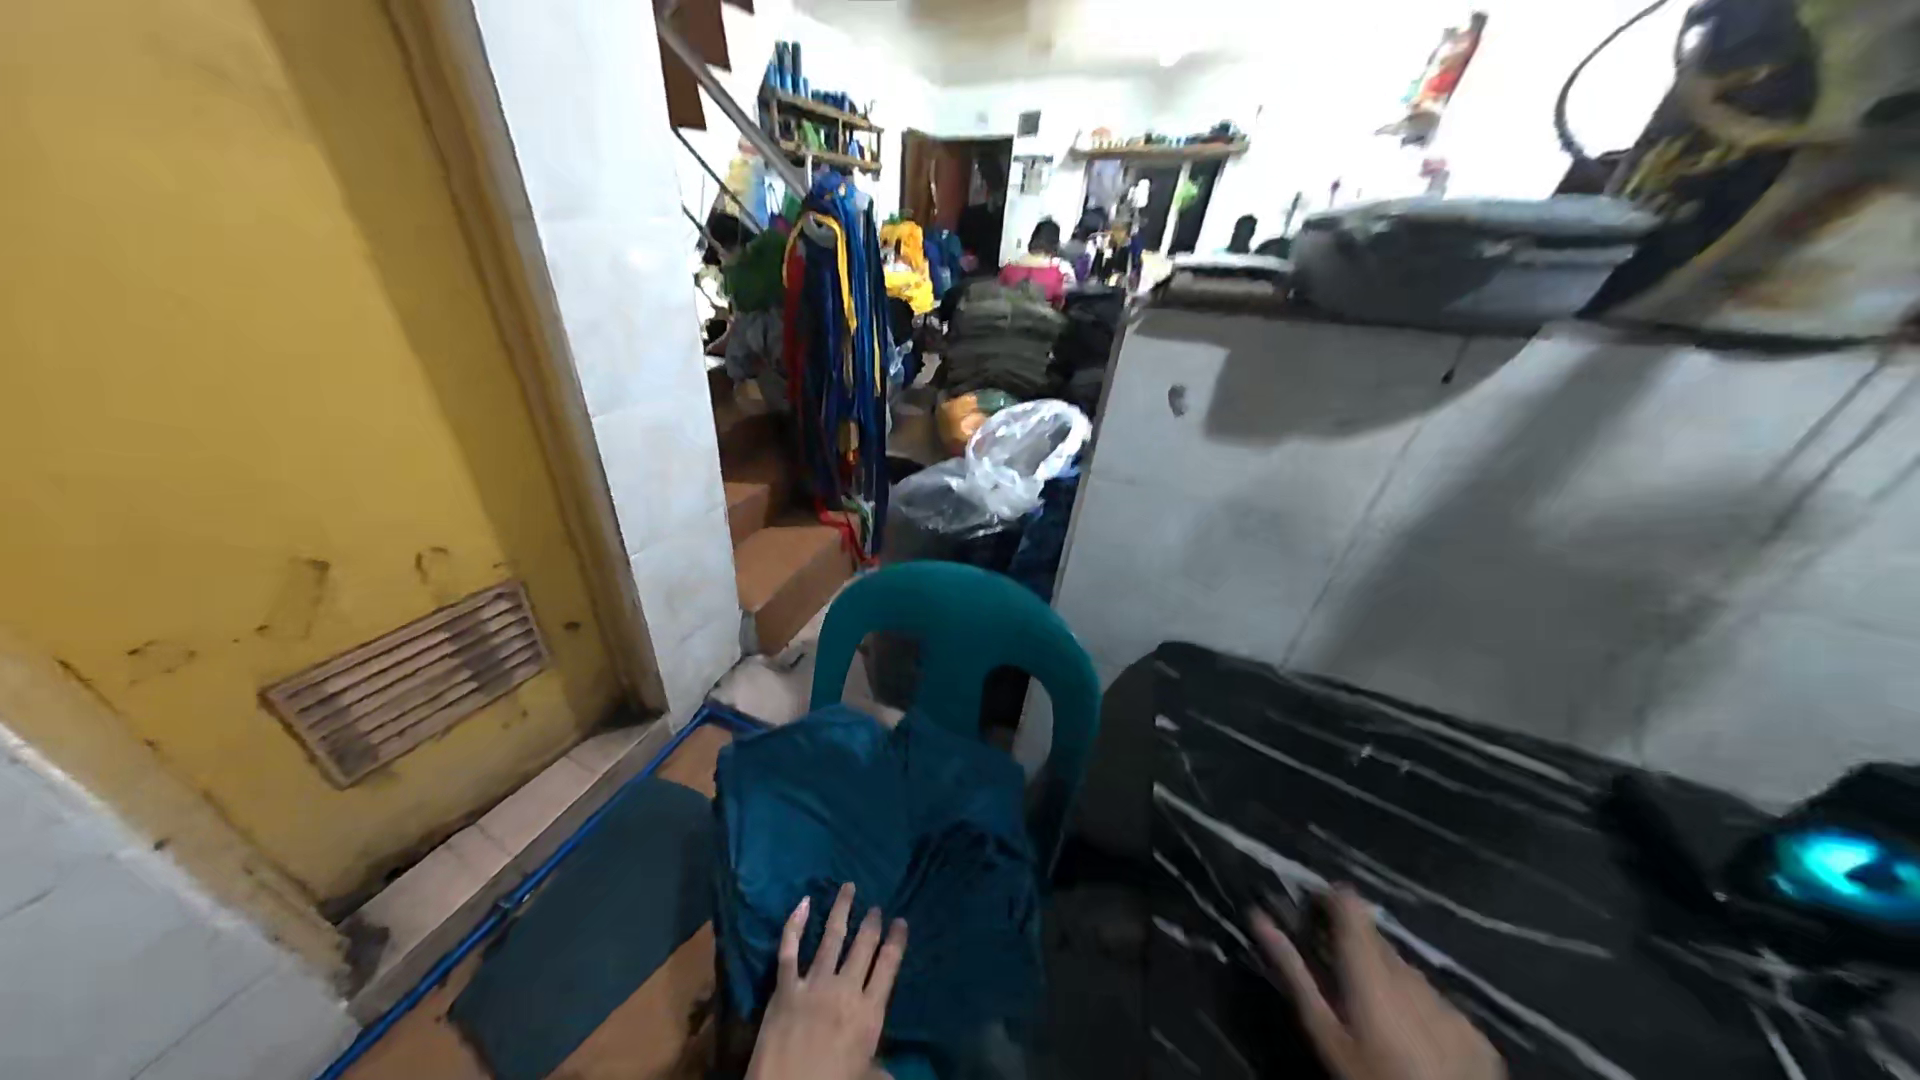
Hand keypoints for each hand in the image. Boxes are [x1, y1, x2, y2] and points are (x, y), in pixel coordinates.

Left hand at [747, 883, 908, 1079]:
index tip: (900, 921)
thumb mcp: (866, 1078)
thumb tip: (895, 1075)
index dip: (896, 940)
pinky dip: (795, 924)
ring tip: (848, 888)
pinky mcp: (786, 987)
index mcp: (869, 1012)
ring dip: (842, 909)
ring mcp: (814, 984)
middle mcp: (845, 989)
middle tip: (876, 907)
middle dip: (872, 923)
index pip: (888, 965)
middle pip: (863, 945)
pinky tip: (804, 902)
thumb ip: (881, 1069)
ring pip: (832, 936)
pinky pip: (790, 949)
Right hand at [1250, 887, 1503, 1079]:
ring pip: (1406, 972)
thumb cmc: (1372, 1078)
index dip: (1331, 898)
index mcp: (1371, 970)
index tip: (1311, 910)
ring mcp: (1449, 1004)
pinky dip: (1418, 1008)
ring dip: (1385, 977)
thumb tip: (1257, 916)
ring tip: (1372, 1013)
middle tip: (1334, 974)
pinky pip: (1437, 1003)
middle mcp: (1411, 975)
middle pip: (1377, 940)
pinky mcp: (1476, 1033)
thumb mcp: (1324, 1031)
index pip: (1351, 904)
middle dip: (1353, 946)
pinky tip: (1412, 1040)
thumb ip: (1293, 971)